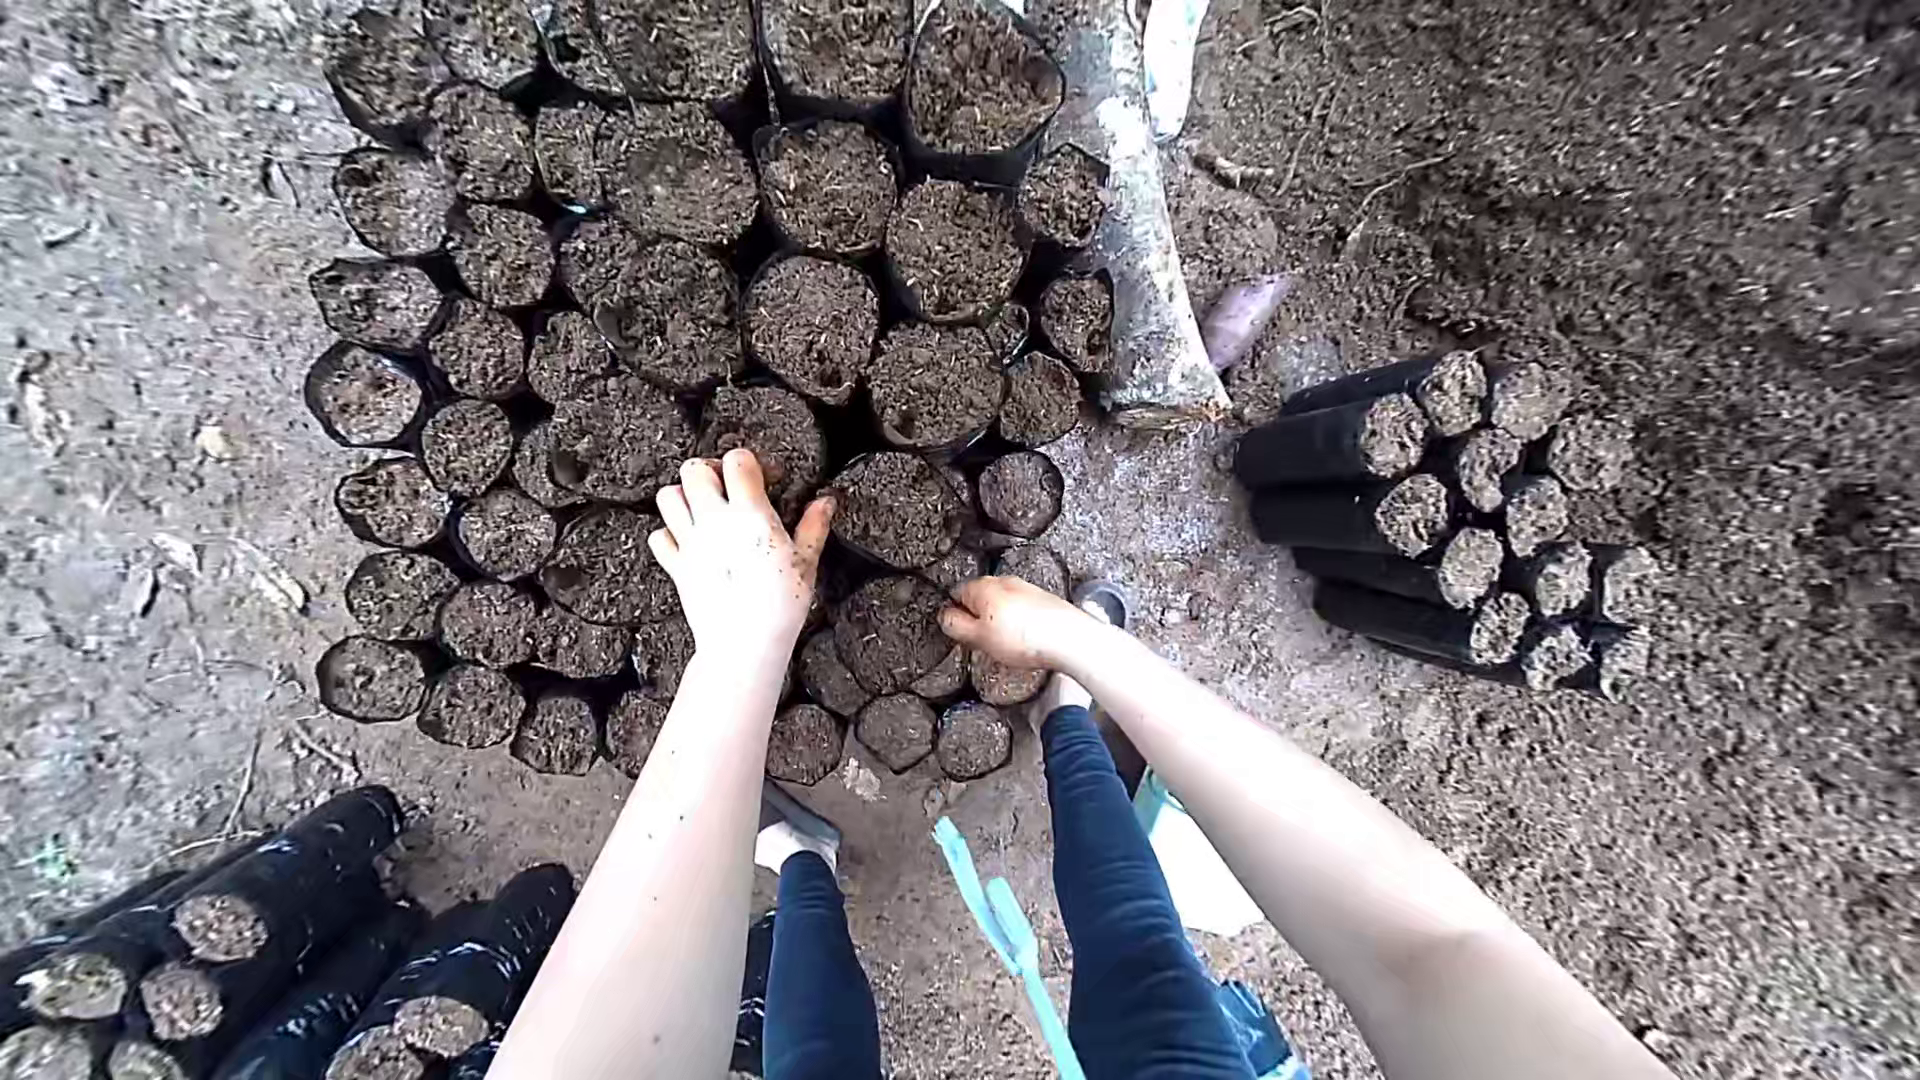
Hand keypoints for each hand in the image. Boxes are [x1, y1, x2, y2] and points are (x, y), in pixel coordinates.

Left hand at [651, 450, 832, 655]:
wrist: (744, 644)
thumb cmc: (780, 604)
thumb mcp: (807, 561)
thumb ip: (814, 525)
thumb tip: (826, 502)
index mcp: (750, 515)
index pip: (738, 461)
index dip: (751, 462)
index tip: (766, 477)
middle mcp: (714, 521)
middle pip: (694, 469)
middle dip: (712, 470)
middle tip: (729, 487)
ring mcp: (691, 542)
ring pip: (669, 496)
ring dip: (686, 496)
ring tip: (706, 509)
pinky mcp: (677, 566)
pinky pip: (659, 536)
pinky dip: (670, 533)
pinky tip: (691, 541)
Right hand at [938, 576, 1101, 671]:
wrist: (1069, 638)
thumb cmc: (1025, 637)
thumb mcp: (979, 638)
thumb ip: (956, 626)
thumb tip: (945, 617)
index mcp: (982, 586)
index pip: (956, 595)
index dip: (958, 617)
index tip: (965, 634)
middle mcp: (1003, 581)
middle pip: (980, 599)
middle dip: (980, 620)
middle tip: (987, 642)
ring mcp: (1025, 588)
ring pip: (1002, 605)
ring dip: (1001, 622)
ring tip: (1010, 645)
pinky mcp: (1042, 599)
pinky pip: (1022, 611)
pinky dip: (1020, 623)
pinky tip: (1026, 640)